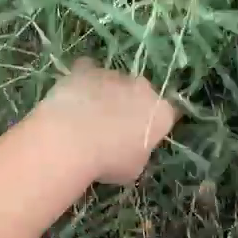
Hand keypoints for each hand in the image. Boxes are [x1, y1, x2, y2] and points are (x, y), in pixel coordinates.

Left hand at [34, 58, 178, 183]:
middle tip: (113, 126)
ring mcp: (113, 74)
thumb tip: (130, 147)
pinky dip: (83, 79)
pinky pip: (88, 70)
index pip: (166, 114)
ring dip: (106, 93)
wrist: (70, 140)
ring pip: (114, 81)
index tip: (141, 136)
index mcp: (161, 112)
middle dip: (130, 104)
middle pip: (140, 93)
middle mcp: (142, 87)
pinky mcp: (86, 69)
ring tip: (87, 114)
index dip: (154, 124)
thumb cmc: (107, 161)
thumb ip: (138, 152)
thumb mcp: (133, 169)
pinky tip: (74, 94)